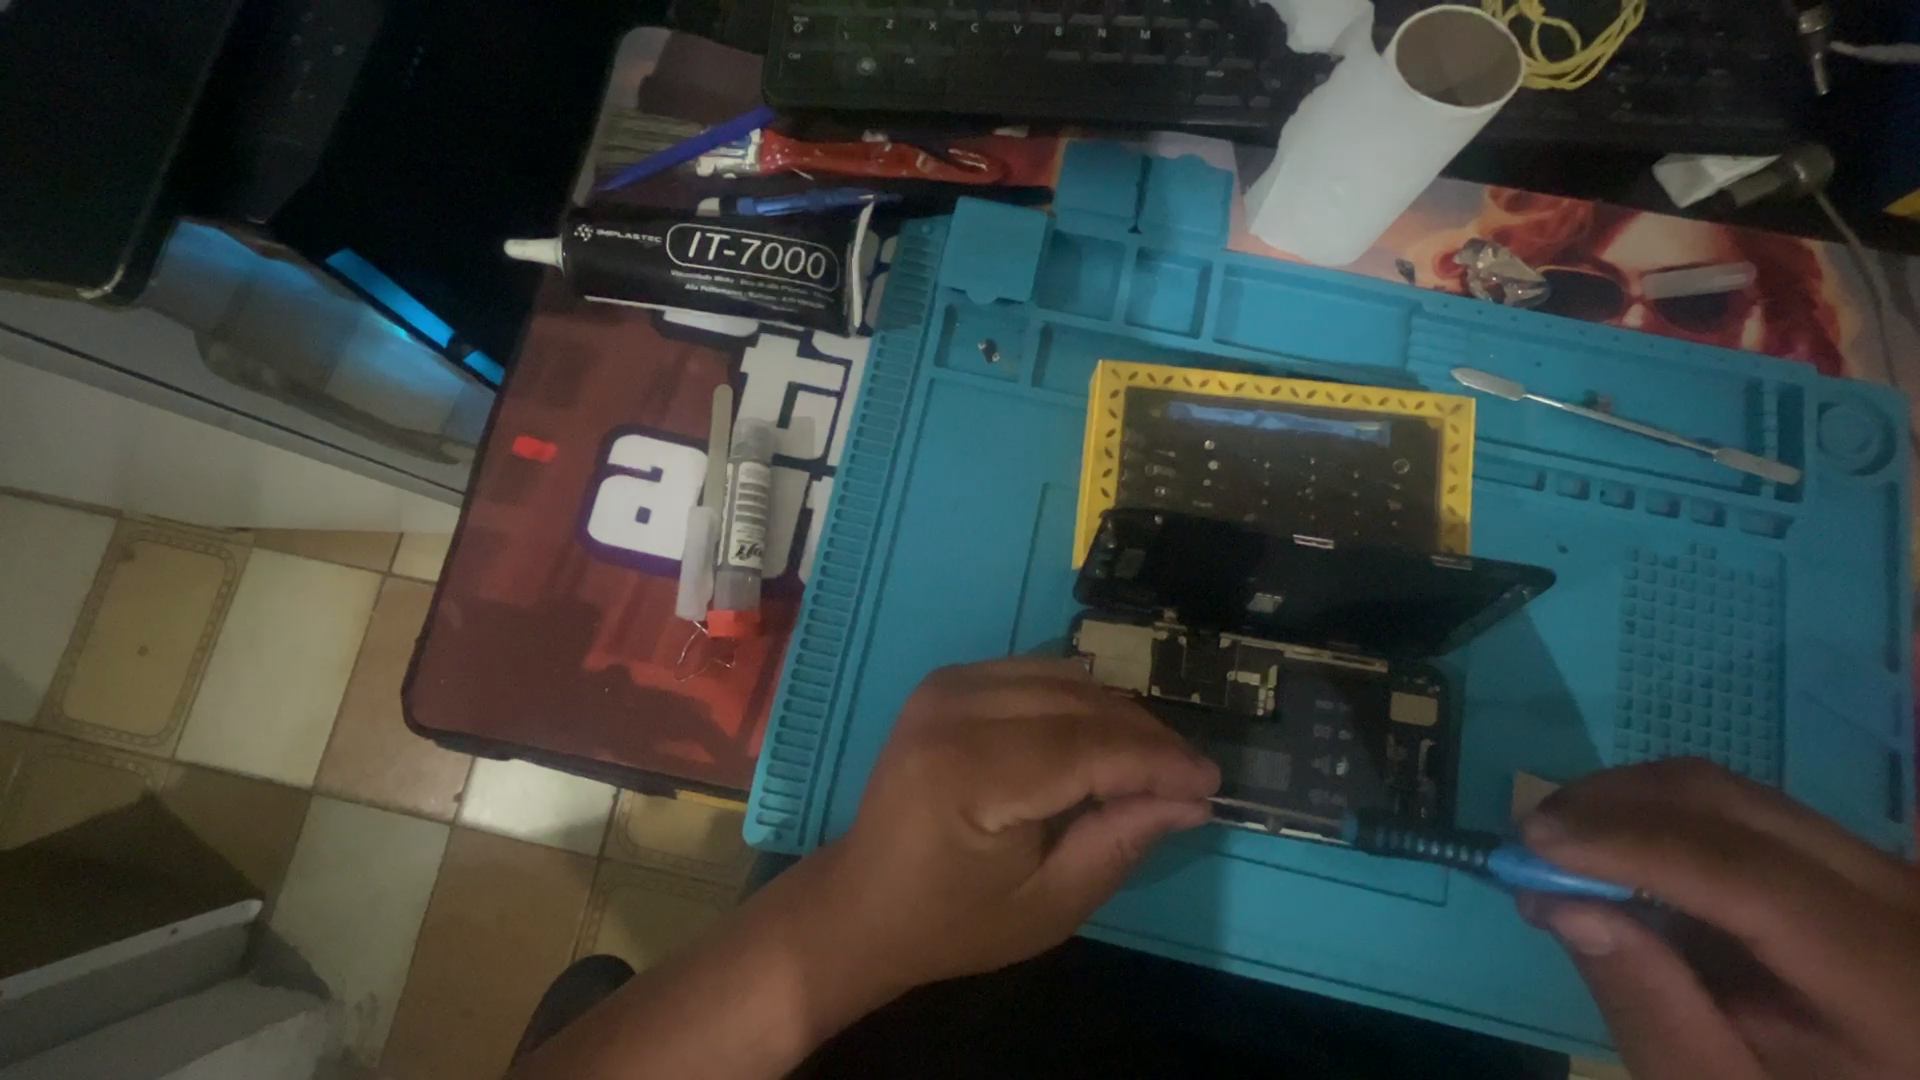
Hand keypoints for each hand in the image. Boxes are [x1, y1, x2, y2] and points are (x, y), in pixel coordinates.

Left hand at [796, 657, 1219, 999]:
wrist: (864, 900)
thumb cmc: (954, 920)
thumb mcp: (1051, 903)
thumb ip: (1121, 839)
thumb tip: (1190, 796)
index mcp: (968, 772)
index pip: (1086, 747)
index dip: (1157, 761)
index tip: (1210, 783)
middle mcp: (952, 709)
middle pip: (1078, 702)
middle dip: (1145, 737)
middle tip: (1190, 777)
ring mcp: (945, 685)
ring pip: (1062, 677)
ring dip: (1116, 714)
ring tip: (1152, 761)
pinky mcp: (947, 680)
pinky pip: (1034, 672)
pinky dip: (1078, 699)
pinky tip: (1101, 736)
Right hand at [1517, 758, 1919, 1078]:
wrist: (1875, 1078)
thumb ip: (1651, 1008)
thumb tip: (1560, 905)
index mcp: (1896, 979)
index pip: (1747, 875)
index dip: (1629, 845)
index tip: (1530, 841)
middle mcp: (1900, 898)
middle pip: (1724, 806)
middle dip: (1607, 806)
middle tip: (1529, 838)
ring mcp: (1876, 867)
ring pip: (1720, 791)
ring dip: (1620, 803)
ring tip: (1559, 844)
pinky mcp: (1842, 854)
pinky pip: (1730, 804)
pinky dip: (1650, 813)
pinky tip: (1609, 849)